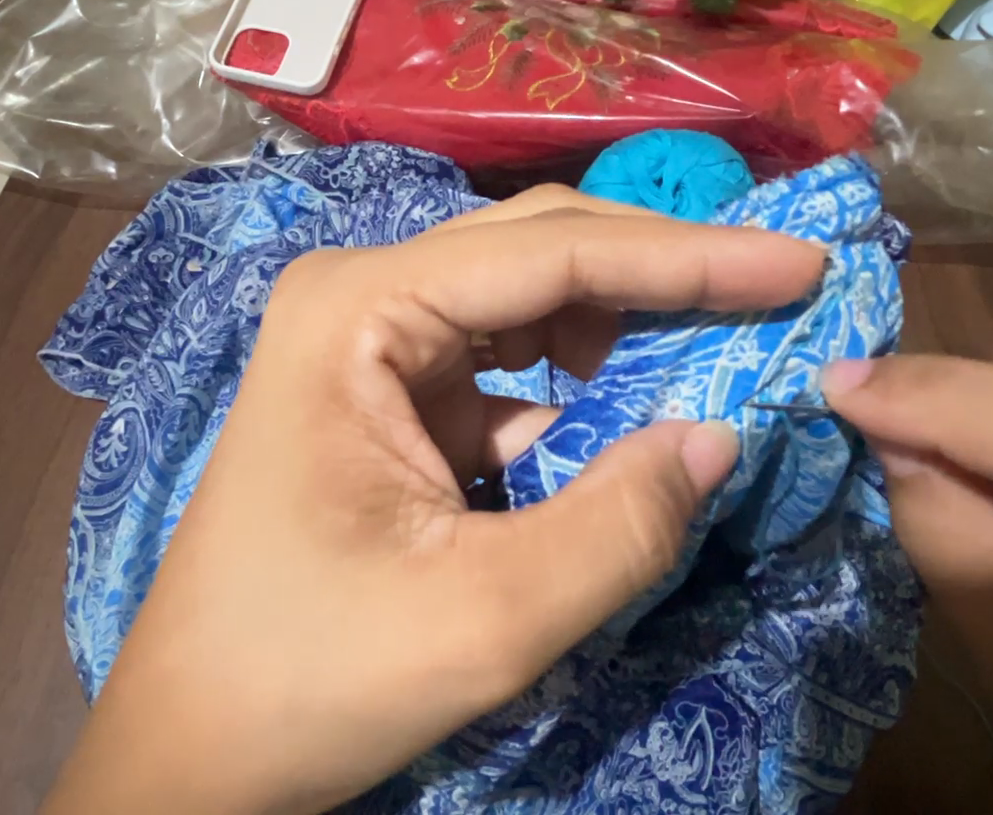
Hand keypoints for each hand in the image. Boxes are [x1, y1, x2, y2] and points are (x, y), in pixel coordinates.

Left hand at [41, 187, 827, 814]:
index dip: (686, 258)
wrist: (194, 744)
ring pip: (527, 293)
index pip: (550, 255)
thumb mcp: (485, 619)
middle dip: (660, 270)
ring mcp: (369, 336)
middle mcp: (360, 293)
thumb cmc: (311, 677)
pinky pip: (504, 354)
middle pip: (537, 248)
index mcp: (358, 310)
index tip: (797, 264)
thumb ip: (622, 524)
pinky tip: (624, 404)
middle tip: (774, 286)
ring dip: (624, 318)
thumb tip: (722, 435)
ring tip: (713, 344)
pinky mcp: (387, 385)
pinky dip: (578, 375)